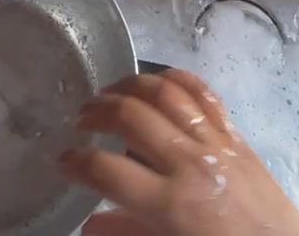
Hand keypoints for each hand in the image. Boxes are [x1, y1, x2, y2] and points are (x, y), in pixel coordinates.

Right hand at [61, 70, 298, 235]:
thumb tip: (89, 223)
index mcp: (171, 205)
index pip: (107, 171)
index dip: (77, 163)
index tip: (62, 160)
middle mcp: (190, 163)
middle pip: (131, 117)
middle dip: (97, 111)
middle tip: (81, 117)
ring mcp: (215, 143)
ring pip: (164, 93)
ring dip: (130, 85)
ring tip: (109, 90)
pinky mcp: (236, 135)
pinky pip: (203, 94)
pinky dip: (177, 79)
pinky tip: (158, 79)